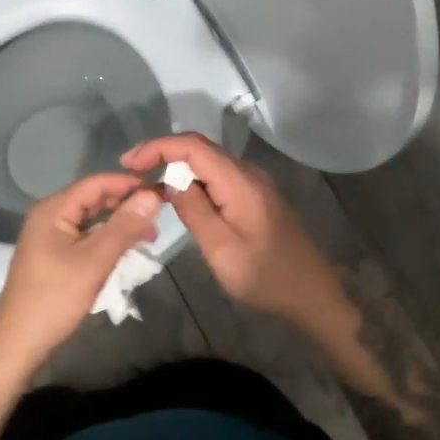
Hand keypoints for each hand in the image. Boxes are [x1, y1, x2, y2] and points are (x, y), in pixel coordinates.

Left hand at [0, 173, 162, 370]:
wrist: (18, 343)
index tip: (160, 191)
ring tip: (148, 236)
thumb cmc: (55, 299)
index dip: (128, 184)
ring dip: (118, 225)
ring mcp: (48, 237)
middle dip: (125, 205)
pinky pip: (83, 238)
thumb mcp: (94, 262)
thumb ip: (124, 227)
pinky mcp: (52, 256)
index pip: (96, 183)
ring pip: (90, 220)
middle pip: (92, 199)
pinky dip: (105, 241)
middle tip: (158, 217)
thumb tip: (152, 196)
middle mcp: (48, 217)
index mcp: (53, 210)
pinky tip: (125, 252)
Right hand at [121, 134, 341, 329]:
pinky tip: (179, 199)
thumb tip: (170, 180)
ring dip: (177, 169)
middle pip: (199, 149)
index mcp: (239, 181)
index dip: (157, 147)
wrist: (312, 294)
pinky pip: (219, 177)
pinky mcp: (256, 197)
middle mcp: (248, 172)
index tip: (128, 163)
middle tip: (131, 177)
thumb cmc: (265, 276)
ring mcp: (254, 183)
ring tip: (148, 190)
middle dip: (162, 155)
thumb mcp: (220, 248)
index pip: (192, 146)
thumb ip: (193, 209)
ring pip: (208, 163)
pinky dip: (194, 181)